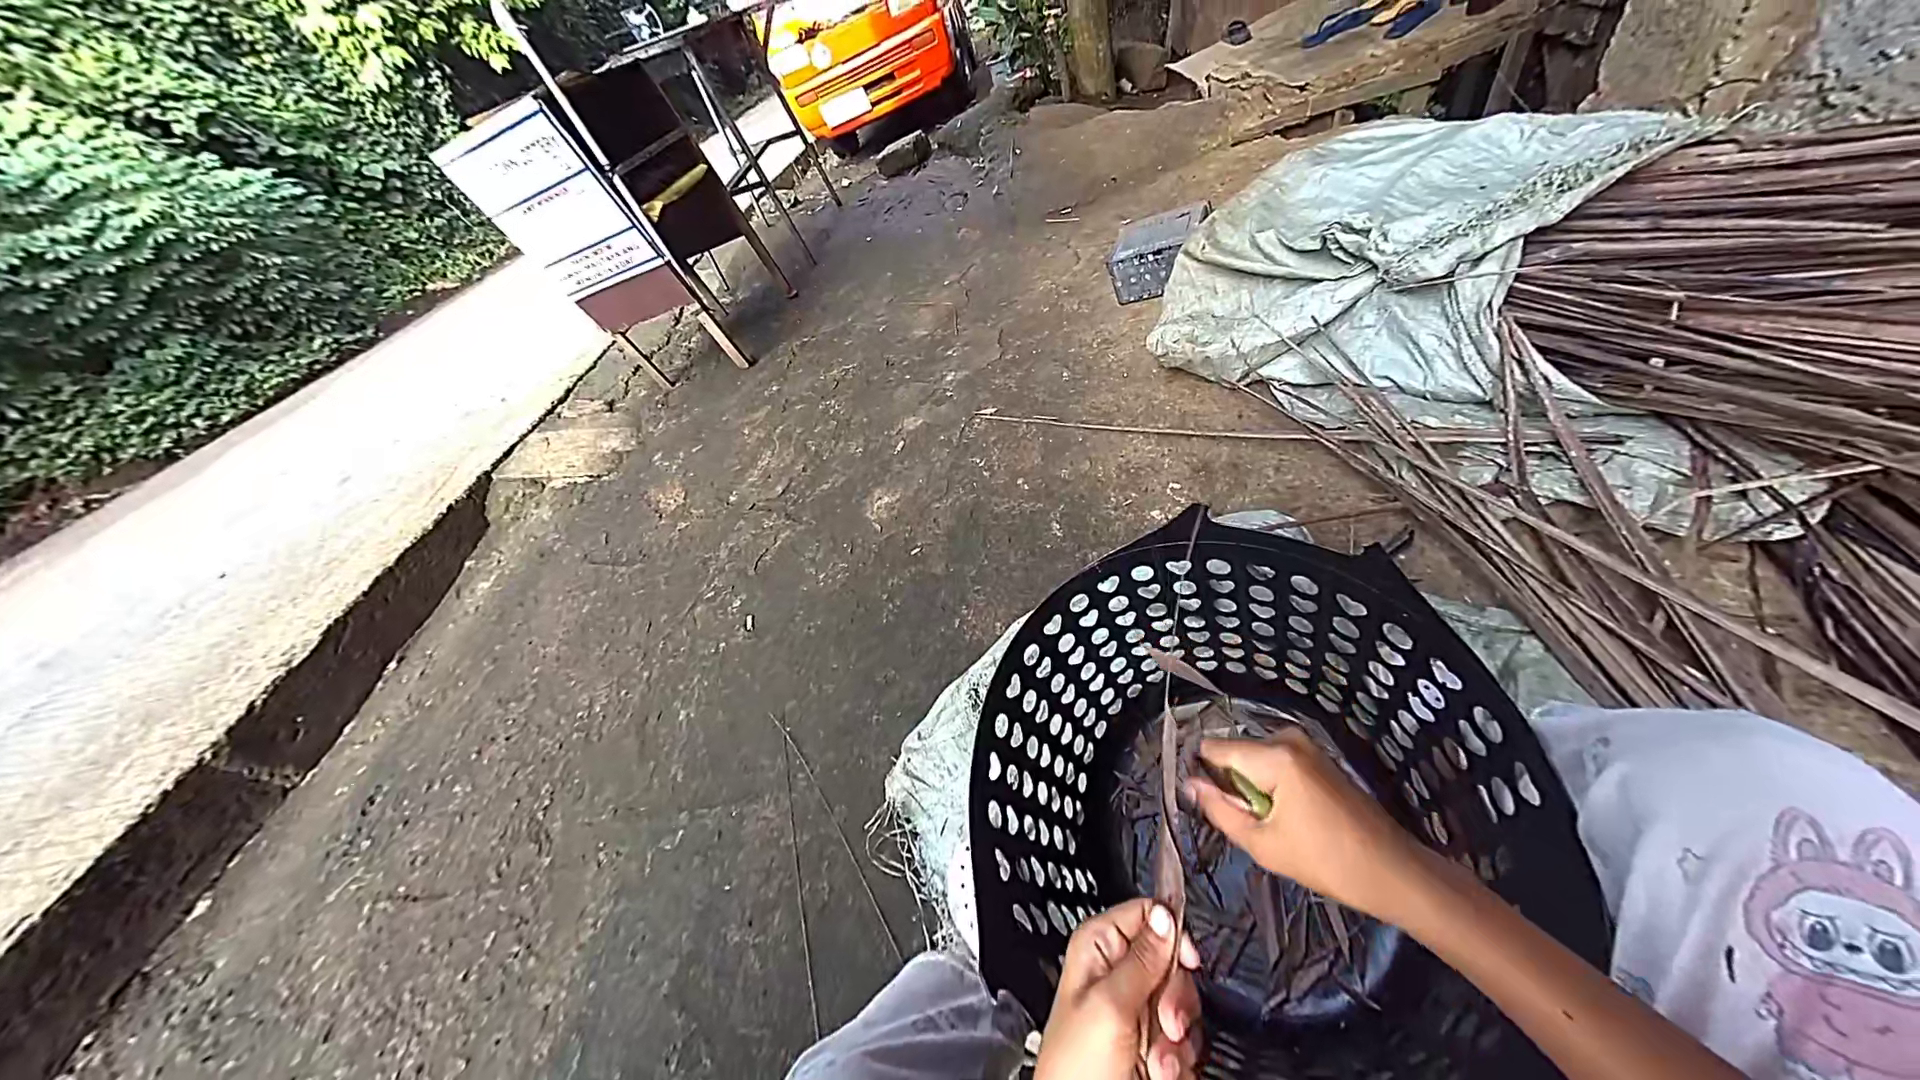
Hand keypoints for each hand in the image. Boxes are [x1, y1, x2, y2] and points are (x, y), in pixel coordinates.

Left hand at [1034, 898, 1202, 1079]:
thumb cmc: (1076, 1068)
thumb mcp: (1110, 1004)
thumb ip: (1143, 959)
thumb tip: (1165, 912)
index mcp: (1099, 946)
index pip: (1147, 914)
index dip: (1171, 934)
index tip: (1185, 960)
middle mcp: (1119, 972)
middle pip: (1172, 961)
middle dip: (1176, 998)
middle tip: (1164, 1020)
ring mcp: (1137, 1010)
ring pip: (1183, 1004)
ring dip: (1178, 1038)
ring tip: (1155, 1058)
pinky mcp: (1153, 1044)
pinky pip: (1186, 1040)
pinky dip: (1179, 1060)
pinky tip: (1158, 1072)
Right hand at [1183, 729, 1433, 923]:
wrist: (1394, 872)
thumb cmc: (1327, 862)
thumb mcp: (1262, 844)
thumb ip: (1218, 810)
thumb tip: (1190, 784)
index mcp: (1274, 756)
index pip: (1214, 749)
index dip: (1204, 775)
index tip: (1211, 804)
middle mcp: (1287, 739)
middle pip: (1234, 753)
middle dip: (1232, 783)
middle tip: (1252, 822)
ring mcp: (1305, 745)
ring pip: (1252, 759)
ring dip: (1252, 786)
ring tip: (1273, 821)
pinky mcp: (1317, 757)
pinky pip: (1273, 762)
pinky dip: (1272, 785)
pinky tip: (1291, 816)